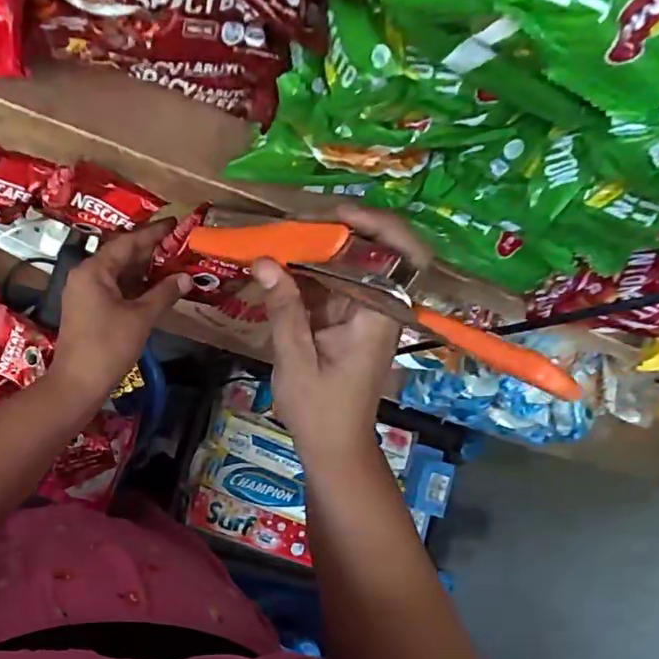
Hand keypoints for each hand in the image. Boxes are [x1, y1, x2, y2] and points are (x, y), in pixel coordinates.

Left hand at [49, 218, 189, 400]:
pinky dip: (134, 289)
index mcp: (94, 270)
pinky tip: (155, 290)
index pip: (127, 242)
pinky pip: (113, 291)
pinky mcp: (87, 312)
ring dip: (144, 272)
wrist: (77, 384)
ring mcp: (83, 295)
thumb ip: (164, 294)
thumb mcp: (141, 318)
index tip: (176, 224)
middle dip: (150, 252)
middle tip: (180, 245)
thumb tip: (186, 277)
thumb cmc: (108, 347)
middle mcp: (85, 276)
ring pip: (118, 275)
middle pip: (121, 257)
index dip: (154, 233)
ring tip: (173, 265)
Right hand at [254, 206, 410, 454]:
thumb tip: (265, 261)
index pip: (393, 253)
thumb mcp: (295, 359)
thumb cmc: (319, 410)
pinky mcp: (347, 322)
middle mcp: (379, 307)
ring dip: (313, 253)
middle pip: (369, 252)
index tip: (329, 212)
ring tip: (276, 239)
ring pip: (345, 267)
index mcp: (379, 314)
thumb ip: (284, 308)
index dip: (368, 223)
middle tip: (289, 223)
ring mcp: (363, 314)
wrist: (333, 446)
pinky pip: (330, 288)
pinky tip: (277, 268)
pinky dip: (305, 277)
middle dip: (331, 232)